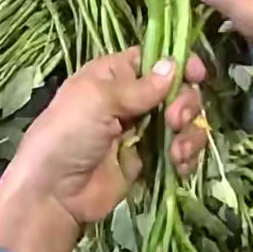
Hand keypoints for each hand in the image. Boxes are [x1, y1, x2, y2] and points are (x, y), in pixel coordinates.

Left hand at [0, 48, 208, 229]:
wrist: (54, 193)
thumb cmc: (68, 134)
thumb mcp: (98, 100)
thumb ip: (139, 86)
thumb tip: (173, 65)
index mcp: (112, 75)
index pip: (154, 59)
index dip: (179, 64)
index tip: (198, 75)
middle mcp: (130, 98)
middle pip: (176, 89)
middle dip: (185, 103)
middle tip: (174, 120)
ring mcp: (141, 130)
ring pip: (183, 120)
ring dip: (189, 132)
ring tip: (176, 151)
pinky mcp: (149, 159)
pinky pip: (180, 150)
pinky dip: (186, 155)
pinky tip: (178, 164)